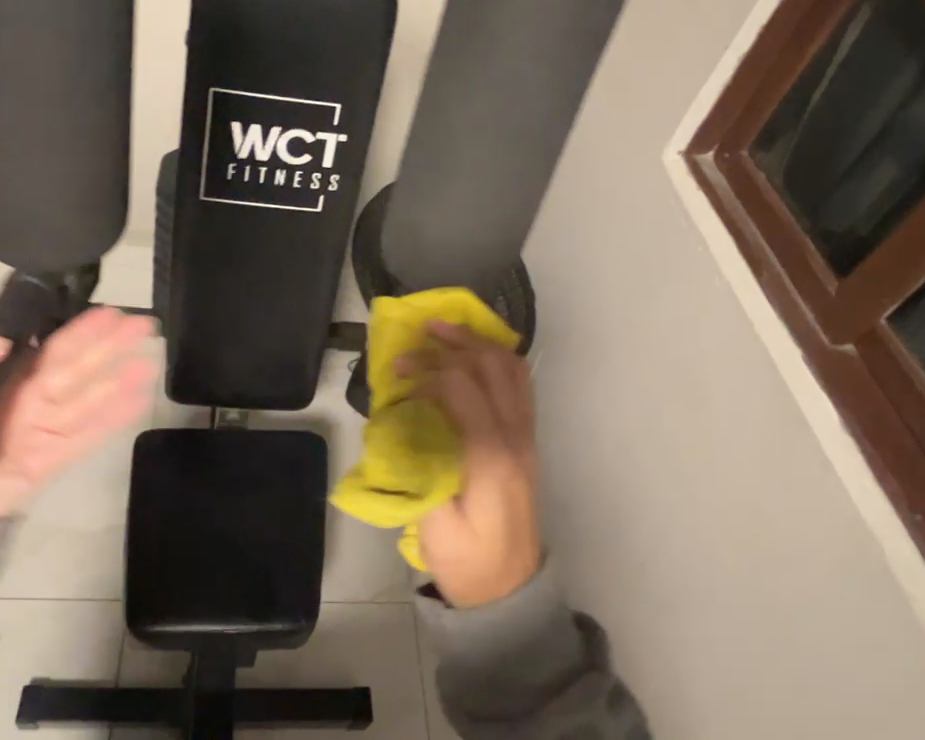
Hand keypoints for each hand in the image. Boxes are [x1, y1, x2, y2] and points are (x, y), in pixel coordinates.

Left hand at [0, 308, 157, 518]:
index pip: (43, 346)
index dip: (76, 329)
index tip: (105, 312)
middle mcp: (23, 398)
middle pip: (73, 365)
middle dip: (107, 343)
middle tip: (140, 322)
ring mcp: (38, 429)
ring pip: (86, 395)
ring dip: (118, 375)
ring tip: (149, 355)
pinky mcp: (47, 460)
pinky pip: (86, 433)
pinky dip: (112, 415)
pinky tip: (137, 397)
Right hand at [412, 321, 541, 607]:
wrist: (509, 591)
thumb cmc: (466, 560)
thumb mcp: (434, 522)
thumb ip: (420, 466)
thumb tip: (401, 419)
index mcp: (491, 455)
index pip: (463, 387)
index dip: (427, 369)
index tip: (397, 369)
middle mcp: (516, 436)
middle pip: (492, 366)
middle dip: (455, 342)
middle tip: (421, 333)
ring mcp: (527, 436)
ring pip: (512, 369)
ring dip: (479, 344)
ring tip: (446, 333)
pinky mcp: (527, 440)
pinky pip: (519, 385)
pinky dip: (496, 361)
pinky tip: (472, 357)